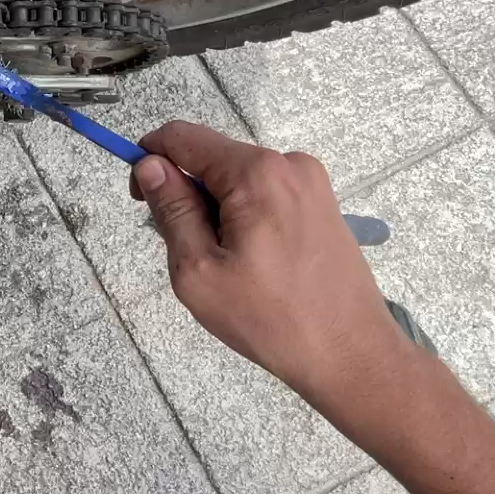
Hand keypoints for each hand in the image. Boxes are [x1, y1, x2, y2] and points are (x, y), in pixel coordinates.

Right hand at [129, 121, 418, 412]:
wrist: (353, 356)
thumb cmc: (268, 318)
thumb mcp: (198, 269)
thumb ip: (171, 209)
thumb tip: (148, 165)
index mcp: (255, 173)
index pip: (182, 137)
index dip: (149, 159)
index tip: (141, 200)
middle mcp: (287, 163)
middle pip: (210, 156)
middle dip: (184, 191)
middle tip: (185, 249)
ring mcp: (310, 182)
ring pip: (235, 177)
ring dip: (212, 207)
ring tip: (222, 262)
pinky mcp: (322, 202)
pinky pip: (262, 191)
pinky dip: (240, 214)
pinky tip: (249, 260)